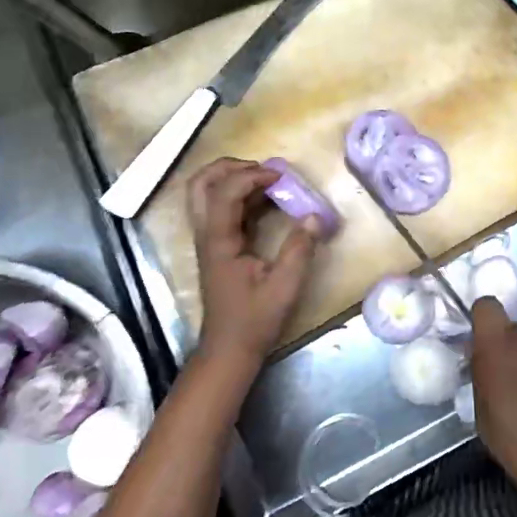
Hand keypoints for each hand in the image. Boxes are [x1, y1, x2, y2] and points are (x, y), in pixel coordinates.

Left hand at [187, 158, 320, 366]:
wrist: (229, 348)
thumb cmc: (254, 320)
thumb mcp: (283, 287)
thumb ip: (299, 250)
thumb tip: (315, 216)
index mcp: (218, 241)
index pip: (223, 193)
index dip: (251, 177)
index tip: (280, 178)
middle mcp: (206, 233)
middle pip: (201, 184)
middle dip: (229, 167)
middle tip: (262, 170)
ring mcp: (208, 238)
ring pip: (205, 193)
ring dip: (232, 178)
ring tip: (266, 181)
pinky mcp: (217, 245)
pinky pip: (219, 207)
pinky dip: (239, 195)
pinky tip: (266, 201)